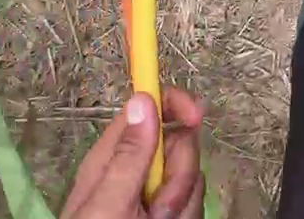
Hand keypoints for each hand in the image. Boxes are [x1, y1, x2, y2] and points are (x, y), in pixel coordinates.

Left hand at [61, 89, 204, 218]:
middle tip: (160, 209)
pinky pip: (194, 201)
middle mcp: (133, 171)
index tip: (196, 116)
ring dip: (183, 203)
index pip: (148, 107)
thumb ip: (127, 157)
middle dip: (180, 173)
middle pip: (179, 141)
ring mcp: (151, 195)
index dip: (175, 102)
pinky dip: (186, 216)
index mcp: (111, 159)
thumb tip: (143, 97)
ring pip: (191, 174)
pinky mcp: (167, 214)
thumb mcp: (106, 208)